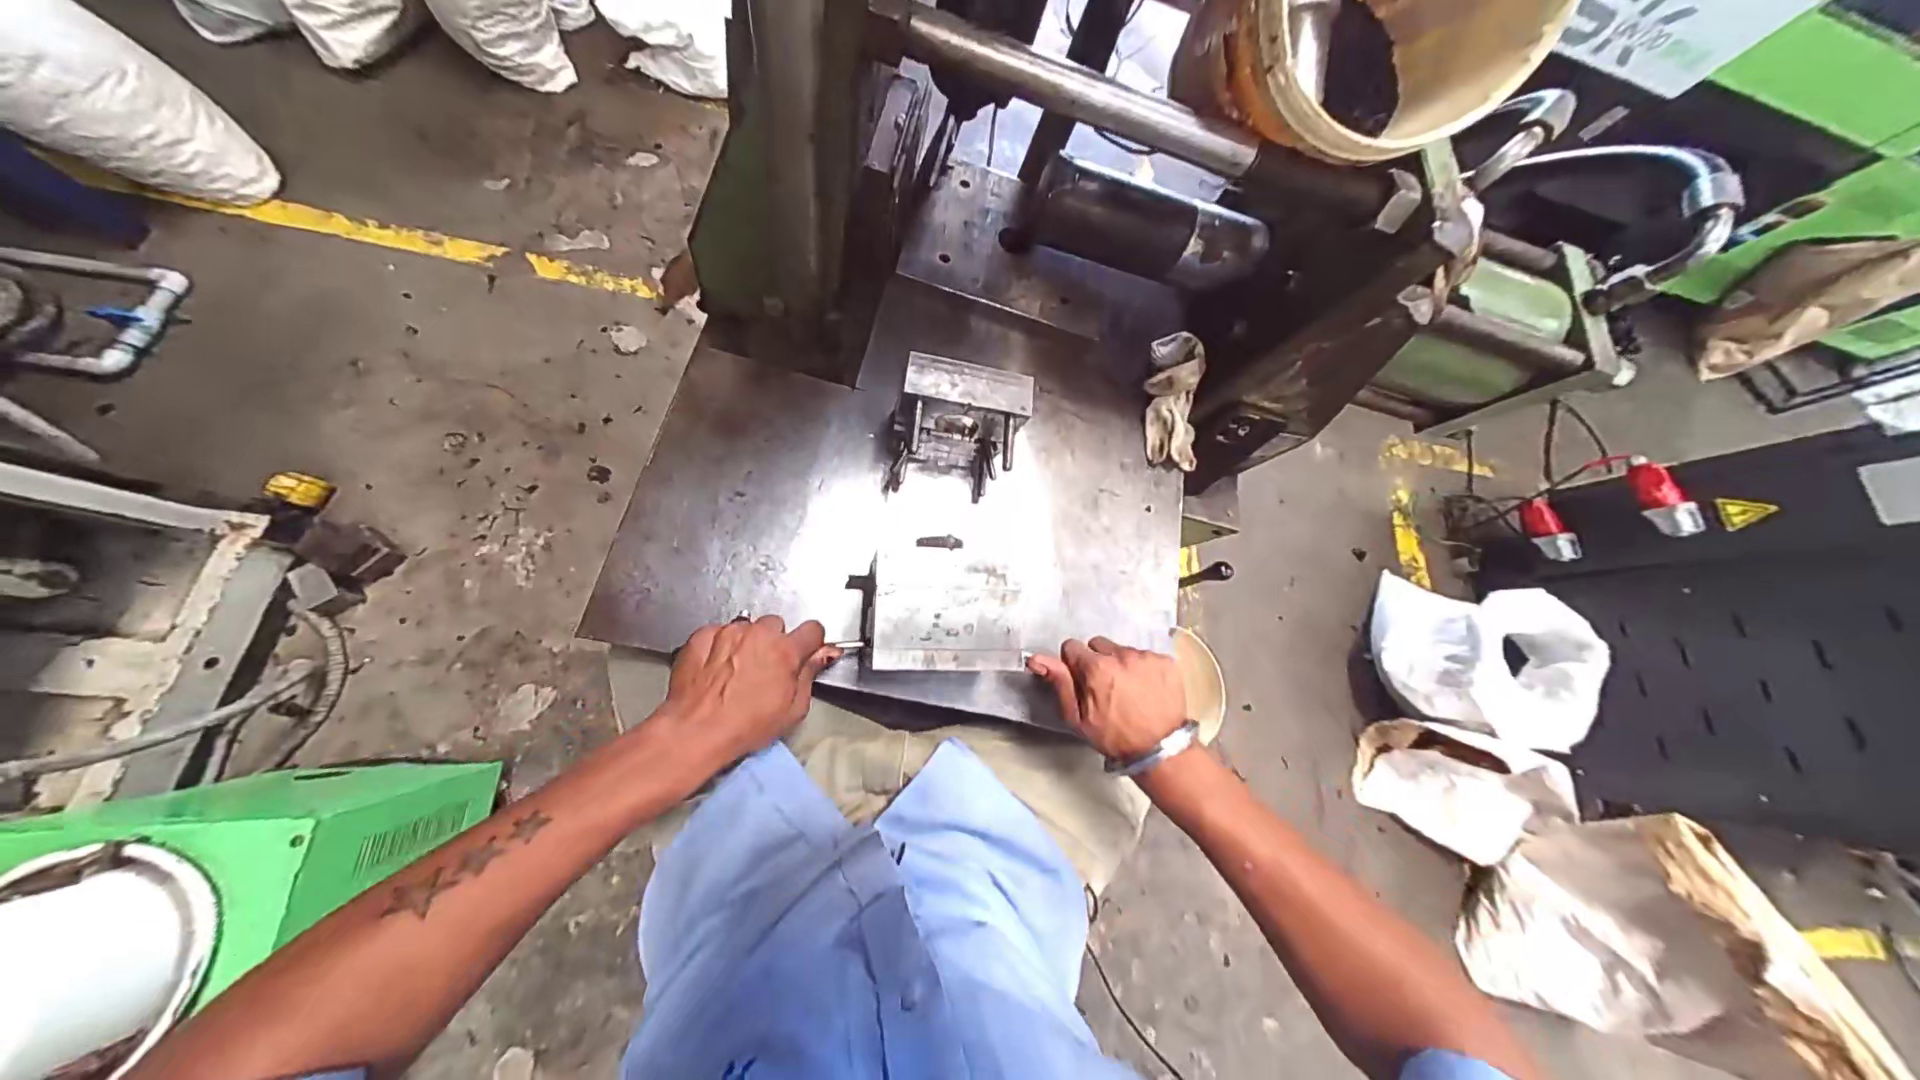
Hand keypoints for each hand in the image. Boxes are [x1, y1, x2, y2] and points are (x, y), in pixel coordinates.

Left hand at [661, 616, 838, 763]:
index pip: (812, 629)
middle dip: (774, 642)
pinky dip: (719, 645)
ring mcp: (728, 632)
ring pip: (746, 627)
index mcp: (786, 650)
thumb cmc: (746, 726)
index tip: (804, 653)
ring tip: (735, 671)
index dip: (811, 642)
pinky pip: (719, 633)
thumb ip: (810, 674)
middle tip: (764, 669)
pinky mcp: (702, 636)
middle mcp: (758, 634)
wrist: (695, 730)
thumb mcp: (793, 709)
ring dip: (746, 643)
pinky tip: (716, 669)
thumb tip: (824, 654)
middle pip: (775, 626)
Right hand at [1028, 636, 1185, 761]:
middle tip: (1104, 686)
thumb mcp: (1078, 718)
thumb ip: (1059, 683)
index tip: (1081, 680)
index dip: (1073, 663)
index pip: (1072, 646)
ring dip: (1121, 664)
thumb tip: (1037, 658)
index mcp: (1096, 667)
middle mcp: (1121, 655)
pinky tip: (1145, 689)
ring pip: (1122, 649)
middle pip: (1098, 644)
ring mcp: (1146, 657)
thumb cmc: (1115, 737)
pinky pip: (1146, 656)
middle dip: (1097, 660)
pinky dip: (1143, 668)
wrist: (1161, 750)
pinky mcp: (1166, 661)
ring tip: (1128, 690)